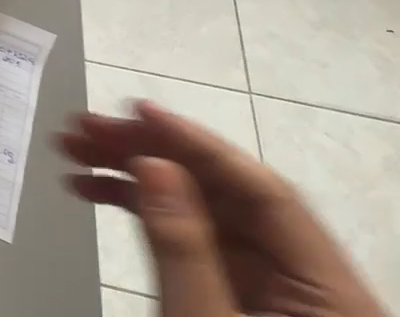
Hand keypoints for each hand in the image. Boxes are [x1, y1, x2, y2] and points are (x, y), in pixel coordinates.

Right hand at [58, 100, 384, 316]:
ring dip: (134, 171)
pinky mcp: (240, 291)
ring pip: (203, 205)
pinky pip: (191, 231)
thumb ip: (184, 243)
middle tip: (82, 128)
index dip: (199, 142)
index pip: (264, 192)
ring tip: (70, 150)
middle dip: (151, 151)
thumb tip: (155, 165)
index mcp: (331, 292)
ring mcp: (273, 284)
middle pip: (228, 192)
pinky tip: (88, 189)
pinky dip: (138, 204)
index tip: (137, 108)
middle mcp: (309, 279)